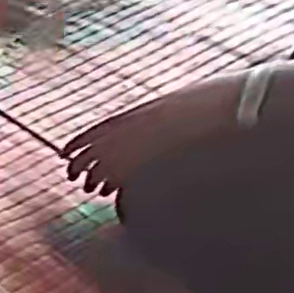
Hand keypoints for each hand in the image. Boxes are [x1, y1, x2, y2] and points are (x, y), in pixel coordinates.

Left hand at [63, 75, 239, 195]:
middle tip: (74, 177)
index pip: (88, 135)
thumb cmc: (208, 100)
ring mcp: (131, 152)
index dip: (72, 146)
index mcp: (129, 117)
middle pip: (85, 158)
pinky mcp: (143, 167)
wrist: (232, 105)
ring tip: (93, 188)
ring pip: (97, 173)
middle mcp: (123, 135)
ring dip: (92, 181)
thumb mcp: (168, 102)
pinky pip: (116, 182)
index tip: (62, 154)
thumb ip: (145, 116)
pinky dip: (109, 187)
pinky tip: (108, 192)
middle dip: (77, 168)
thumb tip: (136, 125)